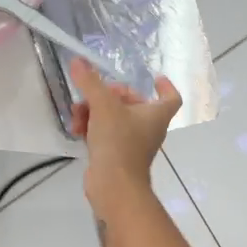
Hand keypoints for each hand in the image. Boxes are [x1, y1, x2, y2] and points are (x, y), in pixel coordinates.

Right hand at [69, 57, 180, 209]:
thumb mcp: (103, 107)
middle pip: (132, 104)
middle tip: (92, 94)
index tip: (153, 77)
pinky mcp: (116, 156)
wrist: (113, 185)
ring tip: (77, 114)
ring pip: (114, 119)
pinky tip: (76, 130)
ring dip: (94, 112)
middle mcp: (148, 128)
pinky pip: (104, 135)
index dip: (164, 86)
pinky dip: (92, 129)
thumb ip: (90, 83)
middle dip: (108, 96)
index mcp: (156, 115)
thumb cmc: (118, 143)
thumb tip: (78, 61)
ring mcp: (133, 143)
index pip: (170, 97)